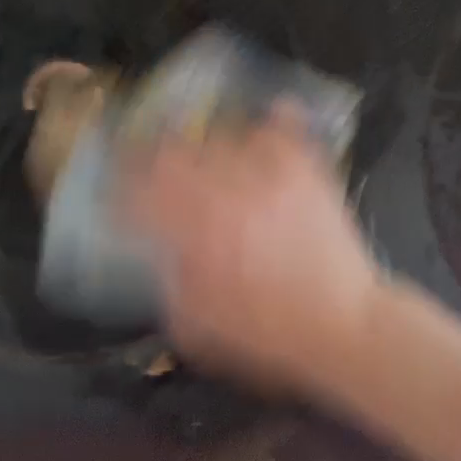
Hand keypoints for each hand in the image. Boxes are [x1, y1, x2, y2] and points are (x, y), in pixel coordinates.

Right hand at [118, 104, 380, 393]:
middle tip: (154, 161)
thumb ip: (172, 282)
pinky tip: (265, 124)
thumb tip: (165, 254)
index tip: (116, 180)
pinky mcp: (306, 171)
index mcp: (196, 231)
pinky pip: (283, 131)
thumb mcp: (197, 327)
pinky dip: (272, 123)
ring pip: (225, 137)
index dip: (121, 181)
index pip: (142, 189)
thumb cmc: (268, 336)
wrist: (345, 326)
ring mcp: (270, 175)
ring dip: (208, 144)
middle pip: (178, 153)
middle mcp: (229, 192)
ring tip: (207, 154)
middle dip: (157, 155)